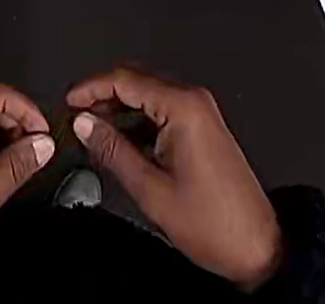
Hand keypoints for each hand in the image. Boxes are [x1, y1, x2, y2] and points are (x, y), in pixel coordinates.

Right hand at [67, 69, 282, 291]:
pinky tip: (119, 138)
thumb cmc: (208, 222)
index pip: (127, 80)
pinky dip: (138, 118)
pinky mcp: (201, 124)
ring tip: (90, 127)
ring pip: (149, 93)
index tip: (67, 101)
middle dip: (103, 93)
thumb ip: (113, 150)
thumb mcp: (151, 189)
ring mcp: (199, 110)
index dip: (91, 87)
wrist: (257, 245)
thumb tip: (83, 124)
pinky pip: (163, 108)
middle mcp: (192, 98)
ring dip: (119, 105)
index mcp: (182, 106)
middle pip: (138, 80)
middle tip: (74, 114)